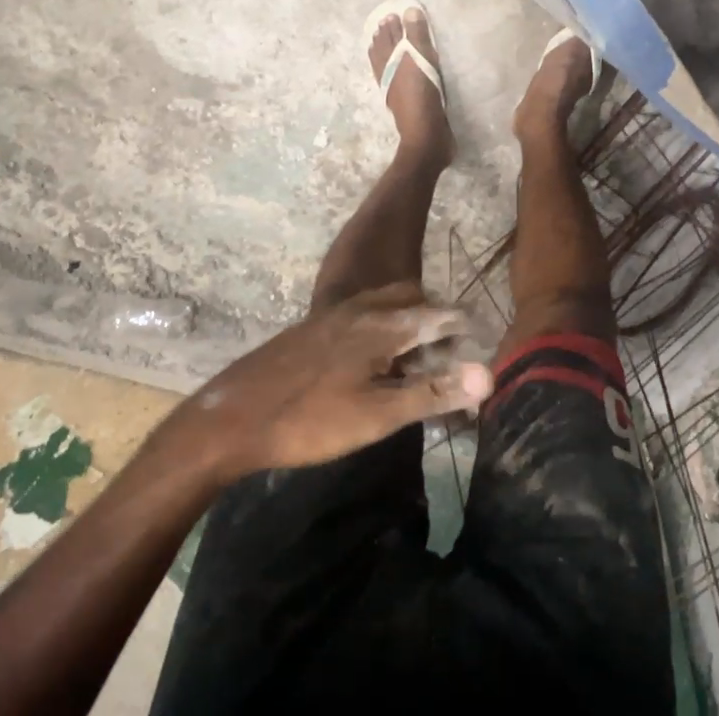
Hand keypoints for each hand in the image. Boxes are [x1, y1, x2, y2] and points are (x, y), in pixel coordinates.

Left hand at [151, 284, 492, 484]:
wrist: (229, 421)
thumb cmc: (310, 421)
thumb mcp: (378, 416)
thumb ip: (434, 392)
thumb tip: (488, 374)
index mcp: (381, 325)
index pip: (438, 313)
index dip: (464, 325)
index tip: (482, 337)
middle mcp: (358, 310)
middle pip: (410, 298)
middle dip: (435, 317)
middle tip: (448, 349)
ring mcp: (329, 318)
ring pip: (381, 304)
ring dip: (405, 321)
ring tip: (412, 356)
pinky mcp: (308, 331)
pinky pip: (358, 316)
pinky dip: (379, 328)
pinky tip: (369, 362)